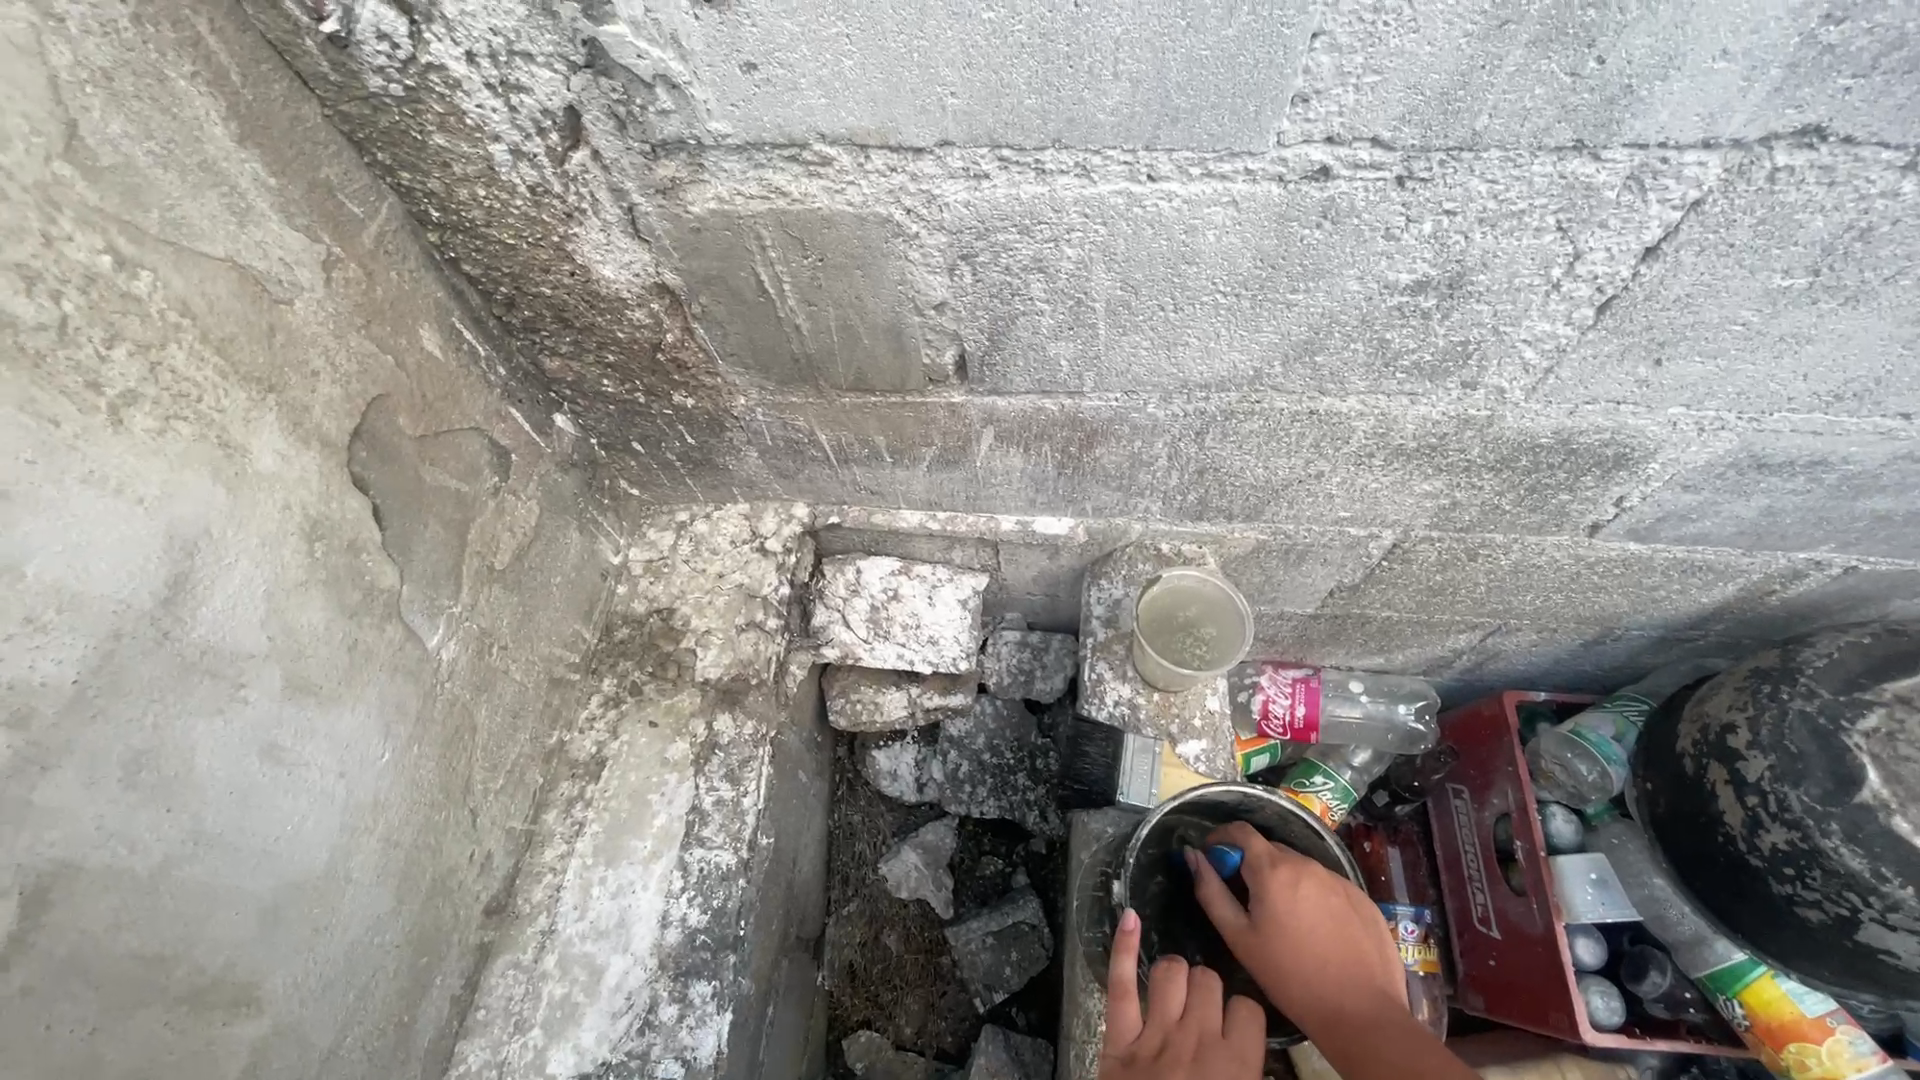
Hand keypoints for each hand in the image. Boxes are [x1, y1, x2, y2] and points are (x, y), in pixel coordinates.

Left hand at [1099, 907, 1265, 1079]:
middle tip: (1204, 1015)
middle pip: (1209, 981)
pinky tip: (1131, 918)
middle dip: (1209, 992)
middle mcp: (1196, 1040)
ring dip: (1177, 976)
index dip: (1242, 1015)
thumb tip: (1263, 1062)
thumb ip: (1255, 1077)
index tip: (1236, 1028)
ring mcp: (1154, 1034)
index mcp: (1235, 1066)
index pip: (1248, 1008)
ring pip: (1172, 971)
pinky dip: (1123, 948)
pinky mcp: (1118, 1037)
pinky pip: (1120, 984)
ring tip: (1178, 992)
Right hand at [1187, 821, 1407, 1036]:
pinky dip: (1313, 896)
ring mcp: (1339, 880)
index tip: (1213, 859)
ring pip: (1300, 868)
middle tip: (1246, 899)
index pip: (1240, 831)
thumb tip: (1192, 856)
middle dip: (1252, 864)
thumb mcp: (1239, 937)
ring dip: (1284, 881)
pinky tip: (1317, 932)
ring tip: (1284, 921)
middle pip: (1270, 850)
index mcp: (1273, 869)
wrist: (1362, 1014)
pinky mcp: (1362, 898)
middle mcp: (1307, 864)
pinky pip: (1328, 885)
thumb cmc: (1289, 976)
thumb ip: (1210, 891)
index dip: (1221, 838)